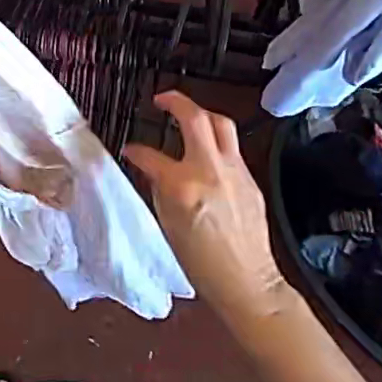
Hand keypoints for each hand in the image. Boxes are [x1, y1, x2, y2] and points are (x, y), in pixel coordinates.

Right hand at [124, 92, 293, 326]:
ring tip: (189, 116)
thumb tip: (154, 169)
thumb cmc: (202, 263)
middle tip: (162, 100)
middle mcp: (211, 170)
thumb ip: (161, 188)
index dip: (136, 151)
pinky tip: (208, 155)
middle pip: (196, 118)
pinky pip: (232, 149)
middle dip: (176, 101)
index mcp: (183, 186)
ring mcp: (234, 171)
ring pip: (221, 124)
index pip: (151, 157)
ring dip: (202, 115)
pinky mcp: (250, 178)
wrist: (247, 282)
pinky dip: (216, 144)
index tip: (130, 150)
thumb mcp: (168, 223)